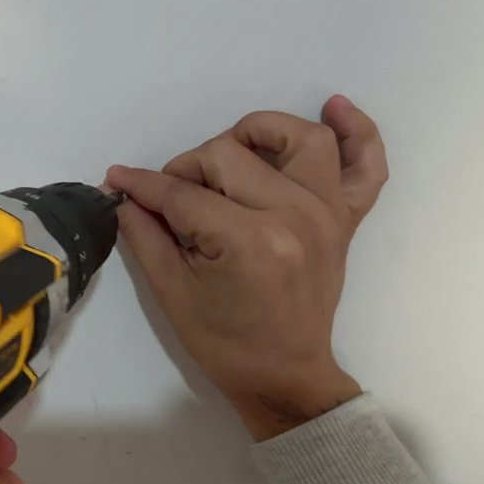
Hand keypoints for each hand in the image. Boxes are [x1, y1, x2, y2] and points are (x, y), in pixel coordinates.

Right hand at [105, 96, 388, 440]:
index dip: (143, 186)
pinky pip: (367, 164)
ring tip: (231, 152)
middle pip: (229, 154)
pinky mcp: (346, 219)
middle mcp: (296, 216)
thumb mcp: (170, 290)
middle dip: (186, 170)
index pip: (184, 194)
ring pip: (299, 138)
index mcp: (249, 241)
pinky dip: (357, 132)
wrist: (284, 376)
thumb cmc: (224, 341)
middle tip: (169, 199)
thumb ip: (144, 233)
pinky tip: (334, 107)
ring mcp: (328, 214)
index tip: (117, 180)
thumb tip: (122, 192)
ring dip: (257, 133)